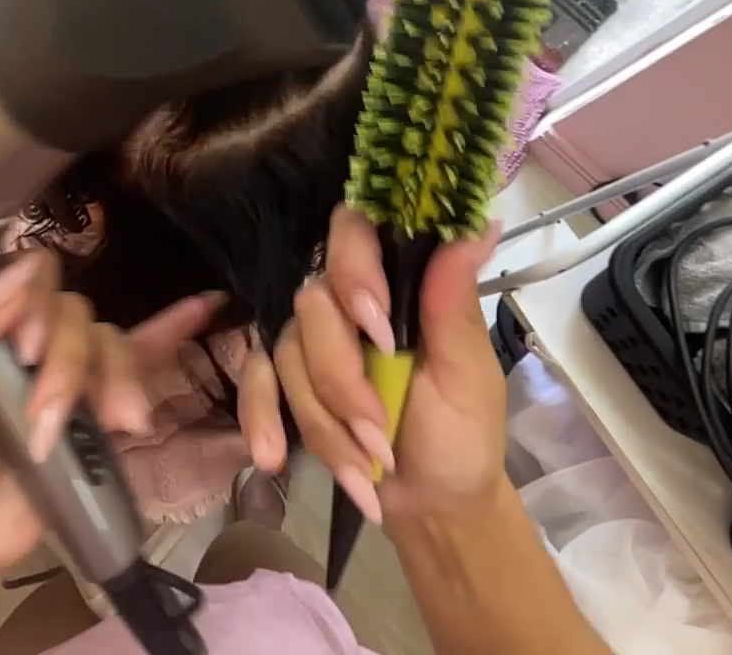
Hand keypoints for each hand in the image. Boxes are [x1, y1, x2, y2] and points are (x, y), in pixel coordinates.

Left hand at [0, 252, 200, 570]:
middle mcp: (33, 335)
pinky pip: (145, 352)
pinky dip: (172, 328)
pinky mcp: (102, 403)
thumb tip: (24, 268)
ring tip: (113, 424)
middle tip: (46, 422)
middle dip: (68, 368)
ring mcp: (71, 369)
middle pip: (76, 315)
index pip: (32, 279)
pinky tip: (205, 305)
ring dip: (112, 381)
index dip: (38, 307)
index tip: (24, 354)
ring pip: (110, 341)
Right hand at [249, 205, 505, 521]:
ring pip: (288, 353)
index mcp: (394, 285)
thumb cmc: (462, 433)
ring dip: (323, 419)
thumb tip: (477, 228)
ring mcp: (310, 341)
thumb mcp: (467, 375)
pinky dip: (261, 417)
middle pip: (313, 305)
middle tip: (379, 432)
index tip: (379, 327)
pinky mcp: (283, 379)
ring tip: (366, 468)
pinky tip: (272, 455)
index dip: (354, 270)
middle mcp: (345, 304)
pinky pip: (254, 381)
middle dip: (341, 377)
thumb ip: (453, 303)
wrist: (431, 504)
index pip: (353, 232)